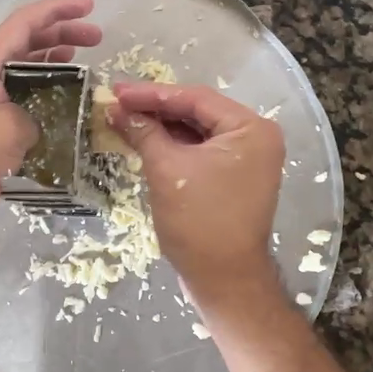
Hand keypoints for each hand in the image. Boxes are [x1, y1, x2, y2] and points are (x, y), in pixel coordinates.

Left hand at [0, 0, 100, 255]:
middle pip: (24, 42)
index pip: (23, 23)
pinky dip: (43, 94)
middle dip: (60, 33)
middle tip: (96, 37)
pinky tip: (61, 103)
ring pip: (22, 70)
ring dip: (52, 61)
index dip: (57, 9)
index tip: (89, 5)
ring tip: (81, 61)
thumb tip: (38, 122)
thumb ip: (34, 113)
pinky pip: (20, 100)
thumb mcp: (12, 126)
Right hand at [108, 82, 284, 303]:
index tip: (117, 90)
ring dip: (162, 126)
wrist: (224, 281)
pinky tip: (144, 140)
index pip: (196, 98)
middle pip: (198, 111)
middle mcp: (256, 137)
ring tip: (124, 117)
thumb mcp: (167, 170)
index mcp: (251, 129)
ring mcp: (247, 159)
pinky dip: (174, 146)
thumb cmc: (200, 222)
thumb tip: (116, 109)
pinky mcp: (234, 177)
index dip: (152, 94)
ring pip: (197, 131)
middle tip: (117, 101)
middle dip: (156, 108)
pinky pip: (201, 150)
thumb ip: (143, 132)